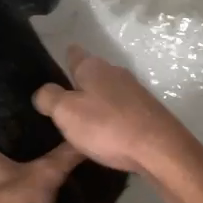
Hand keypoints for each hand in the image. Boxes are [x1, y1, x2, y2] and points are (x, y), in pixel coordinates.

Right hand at [33, 46, 202, 177]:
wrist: (159, 149)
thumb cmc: (107, 126)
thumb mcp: (67, 113)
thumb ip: (50, 98)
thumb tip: (43, 92)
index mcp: (93, 67)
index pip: (74, 54)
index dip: (64, 58)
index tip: (56, 66)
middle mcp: (115, 72)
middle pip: (92, 73)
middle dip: (79, 85)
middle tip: (63, 103)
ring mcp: (134, 92)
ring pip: (108, 92)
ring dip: (97, 103)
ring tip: (83, 123)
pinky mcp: (147, 112)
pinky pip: (121, 110)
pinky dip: (112, 119)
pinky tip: (107, 135)